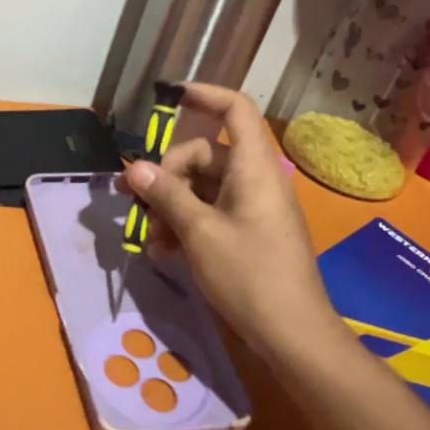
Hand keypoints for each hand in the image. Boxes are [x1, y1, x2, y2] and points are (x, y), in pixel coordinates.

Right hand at [122, 83, 341, 357]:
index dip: (204, 95)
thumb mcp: (199, 233)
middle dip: (167, 176)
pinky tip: (164, 252)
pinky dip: (186, 224)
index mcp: (253, 166)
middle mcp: (255, 178)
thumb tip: (136, 168)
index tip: (168, 97)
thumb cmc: (249, 275)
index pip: (235, 109)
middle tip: (138, 204)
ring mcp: (253, 206)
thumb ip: (167, 195)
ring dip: (171, 206)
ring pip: (202, 186)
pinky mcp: (250, 232)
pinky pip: (211, 211)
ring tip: (149, 238)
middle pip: (204, 153)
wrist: (294, 334)